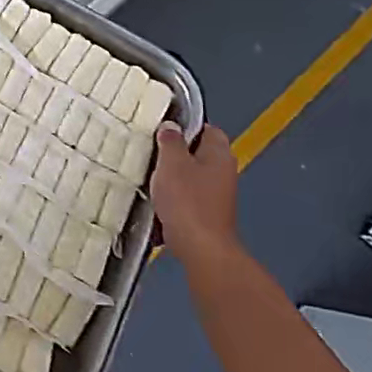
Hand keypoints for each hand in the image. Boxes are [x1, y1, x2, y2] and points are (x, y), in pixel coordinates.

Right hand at [150, 123, 240, 263]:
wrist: (200, 246)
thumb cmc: (186, 199)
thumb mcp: (171, 163)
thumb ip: (170, 142)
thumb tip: (171, 126)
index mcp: (219, 154)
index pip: (208, 128)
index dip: (186, 126)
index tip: (162, 128)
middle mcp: (223, 171)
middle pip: (198, 152)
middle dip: (175, 151)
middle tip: (150, 149)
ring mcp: (217, 193)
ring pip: (191, 173)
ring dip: (172, 173)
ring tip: (148, 172)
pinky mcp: (207, 211)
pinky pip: (188, 194)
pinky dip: (173, 193)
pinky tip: (155, 196)